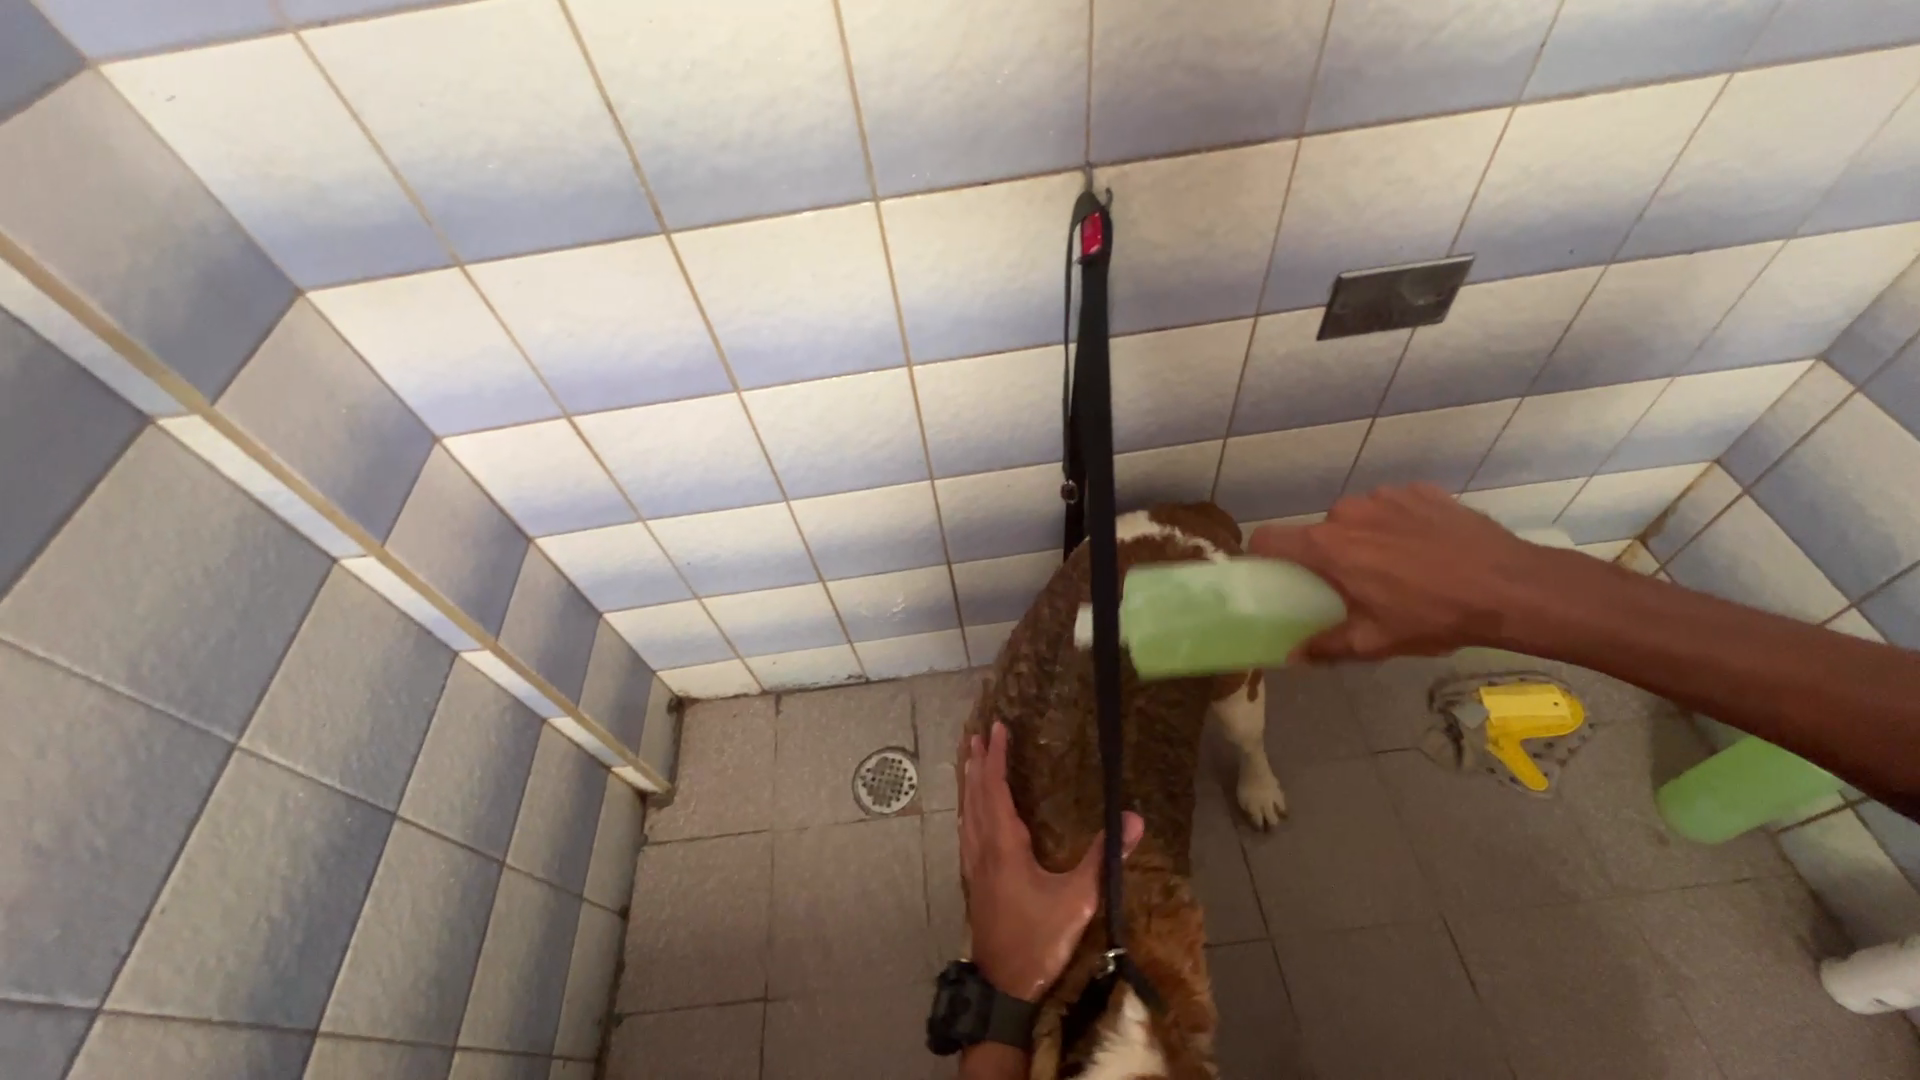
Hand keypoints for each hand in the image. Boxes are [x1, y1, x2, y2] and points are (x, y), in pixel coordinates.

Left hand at [959, 721, 1143, 1001]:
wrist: (1003, 986)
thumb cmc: (1039, 938)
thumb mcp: (1078, 900)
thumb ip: (1103, 858)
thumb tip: (1133, 819)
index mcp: (1003, 844)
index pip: (995, 787)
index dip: (996, 756)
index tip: (997, 728)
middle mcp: (982, 847)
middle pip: (976, 794)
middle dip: (977, 762)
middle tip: (978, 734)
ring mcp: (973, 864)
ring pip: (967, 812)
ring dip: (969, 783)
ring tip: (969, 760)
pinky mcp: (973, 880)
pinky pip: (966, 830)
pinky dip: (968, 808)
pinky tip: (970, 814)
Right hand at [1249, 483, 1566, 660]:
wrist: (1511, 587)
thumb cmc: (1434, 615)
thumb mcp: (1375, 641)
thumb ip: (1326, 646)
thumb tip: (1292, 656)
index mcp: (1327, 547)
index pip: (1267, 539)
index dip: (1262, 556)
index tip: (1274, 574)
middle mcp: (1348, 512)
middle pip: (1319, 532)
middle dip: (1328, 555)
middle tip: (1354, 583)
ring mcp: (1386, 496)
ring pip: (1357, 518)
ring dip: (1364, 538)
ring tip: (1397, 566)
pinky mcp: (1420, 491)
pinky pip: (1392, 507)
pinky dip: (1398, 525)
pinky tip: (1426, 549)